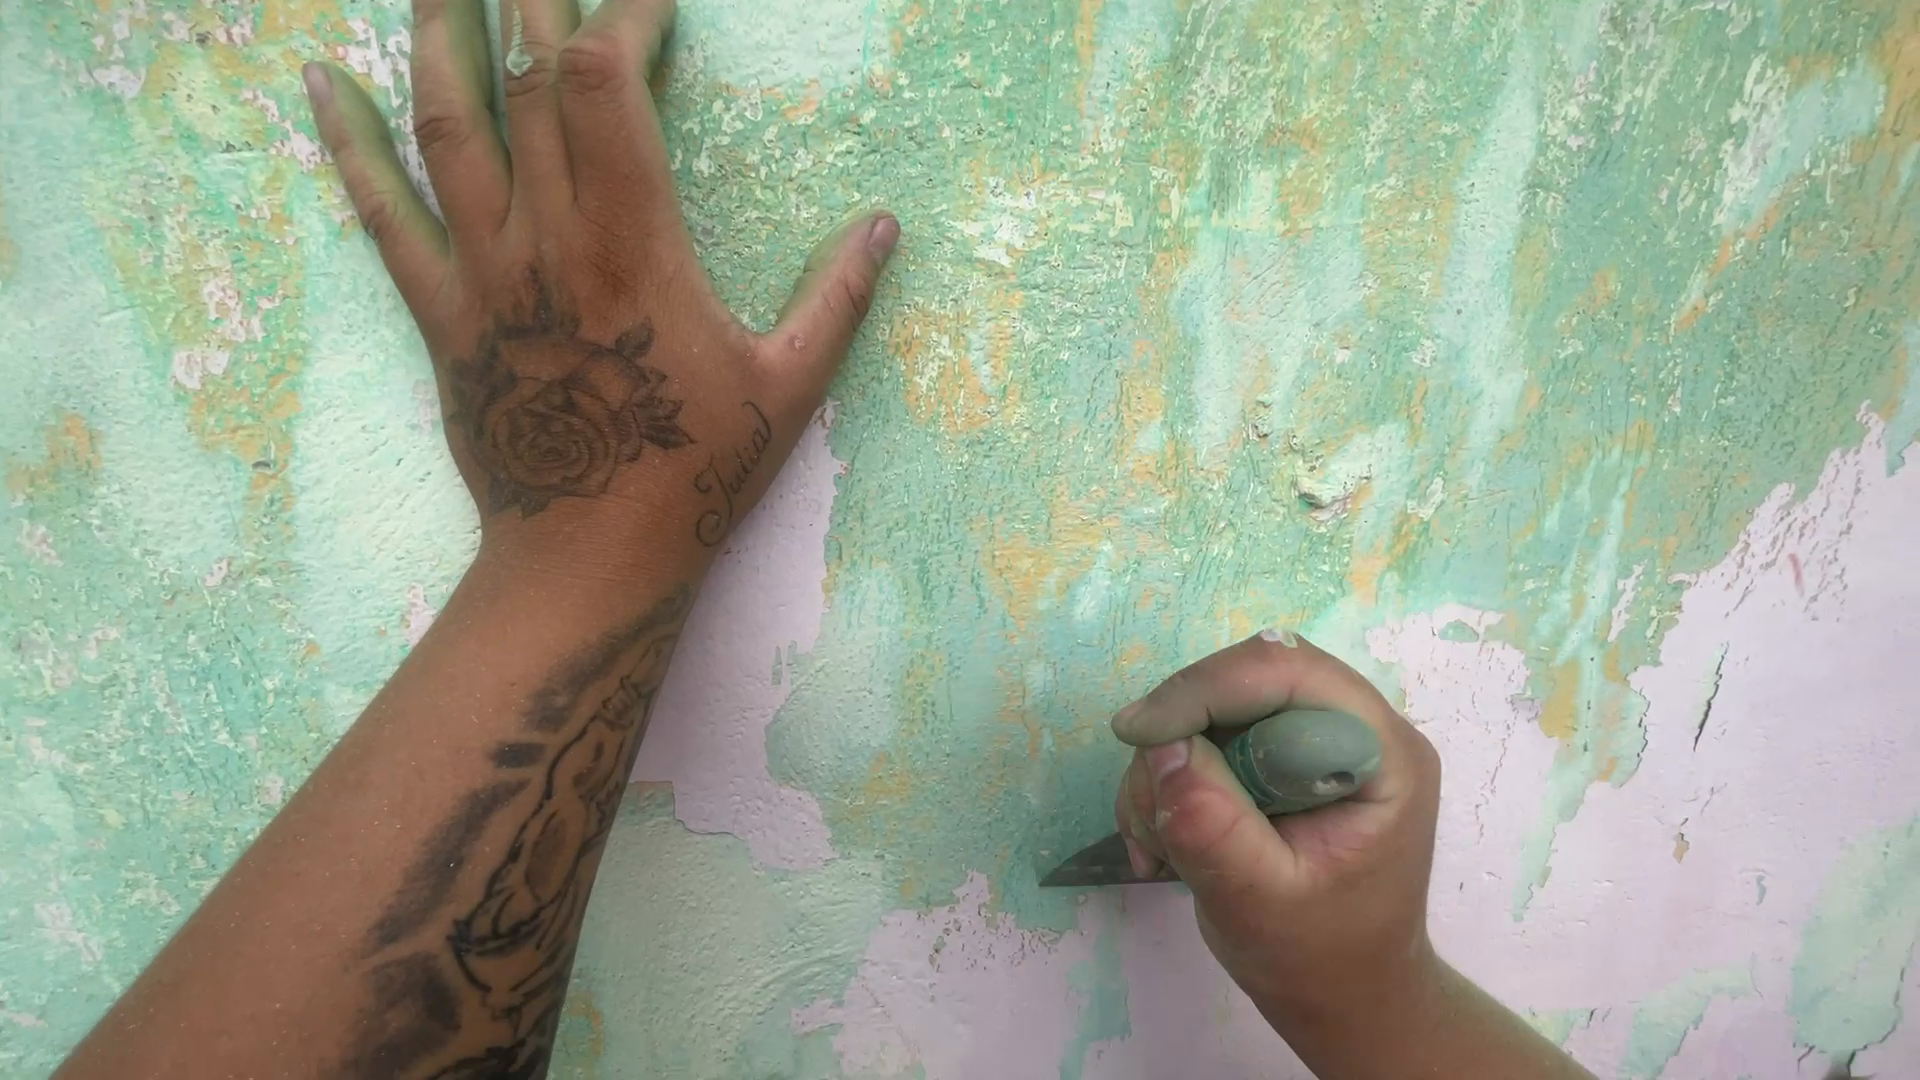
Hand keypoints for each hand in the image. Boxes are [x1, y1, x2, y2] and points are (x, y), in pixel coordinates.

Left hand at [301, 0, 896, 581]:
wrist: (593, 555)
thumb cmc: (697, 472)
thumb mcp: (787, 388)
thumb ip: (837, 300)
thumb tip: (886, 228)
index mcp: (635, 248)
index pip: (605, 87)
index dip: (622, 19)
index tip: (650, 1)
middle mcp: (548, 240)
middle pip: (525, 85)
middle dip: (537, 7)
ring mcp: (484, 275)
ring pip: (445, 127)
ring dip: (439, 37)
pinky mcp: (444, 317)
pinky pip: (383, 217)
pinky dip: (348, 147)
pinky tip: (318, 85)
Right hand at [1110, 630, 1443, 1027]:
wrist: (1340, 991)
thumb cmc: (1319, 956)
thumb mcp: (1258, 901)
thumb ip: (1211, 824)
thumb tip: (1162, 747)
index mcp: (1379, 751)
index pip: (1284, 670)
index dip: (1205, 689)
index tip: (1138, 735)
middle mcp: (1346, 725)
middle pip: (1238, 678)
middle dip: (1176, 735)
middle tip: (1151, 809)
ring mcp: (1303, 736)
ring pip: (1205, 708)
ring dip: (1161, 772)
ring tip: (1162, 850)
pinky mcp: (1267, 752)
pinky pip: (1195, 735)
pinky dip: (1161, 783)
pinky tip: (1164, 845)